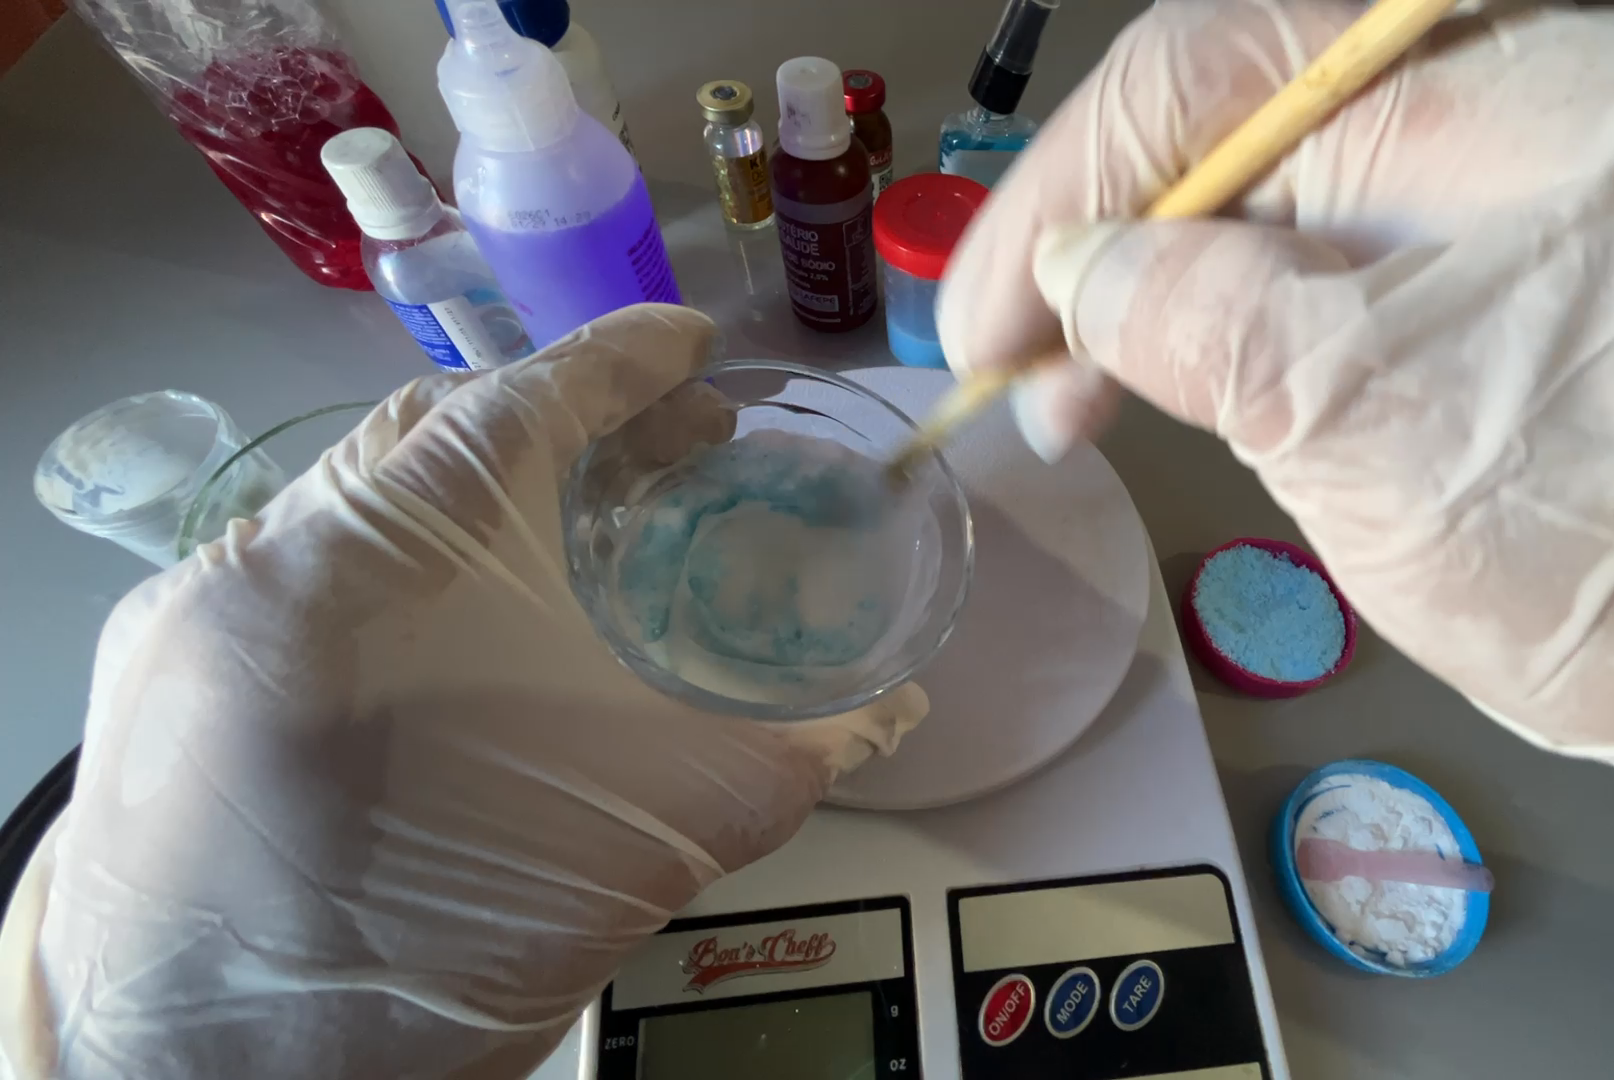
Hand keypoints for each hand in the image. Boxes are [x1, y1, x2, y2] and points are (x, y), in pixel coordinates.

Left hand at [0, 306, 925, 1078]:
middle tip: (693, 431)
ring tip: (622, 486)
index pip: (518, 407)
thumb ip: (788, 756)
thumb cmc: (460, 942)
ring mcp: (233, 595)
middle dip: (589, 407)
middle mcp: (295, 557)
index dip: (617, 358)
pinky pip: (352, 533)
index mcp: (396, 572)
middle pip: (457, 424)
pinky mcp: (208, 644)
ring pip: (398, 474)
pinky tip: (520, 566)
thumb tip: (897, 711)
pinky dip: (455, 517)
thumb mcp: (656, 835)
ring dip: (522, 459)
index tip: (695, 341)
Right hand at [939, 0, 1613, 906]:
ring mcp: (1413, 211)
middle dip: (1073, 258)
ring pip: (1202, 226)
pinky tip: (1107, 395)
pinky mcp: (1386, 297)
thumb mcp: (1380, 421)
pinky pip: (1237, 289)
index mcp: (1479, 91)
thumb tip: (1071, 272)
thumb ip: (1207, 323)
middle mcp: (1445, 118)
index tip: (973, 319)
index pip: (1209, 83)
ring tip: (1047, 403)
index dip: (1061, 195)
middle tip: (990, 366)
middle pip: (1194, 147)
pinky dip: (1158, 344)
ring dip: (1106, 310)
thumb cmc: (1601, 541)